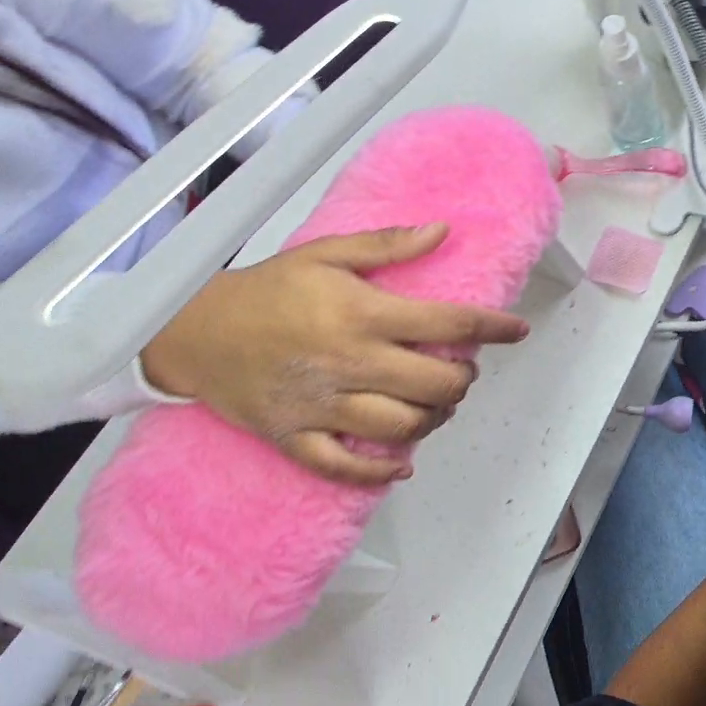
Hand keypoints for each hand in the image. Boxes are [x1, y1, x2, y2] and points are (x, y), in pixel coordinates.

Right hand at [140, 224, 529, 485]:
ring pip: (403, 428)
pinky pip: (344, 469)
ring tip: (437, 403)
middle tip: (462, 370)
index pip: (450, 325)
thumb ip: (388, 244)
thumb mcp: (327, 253)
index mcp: (363, 316)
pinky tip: (401, 464)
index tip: (517, 331)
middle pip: (436, 385)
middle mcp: (350, 364)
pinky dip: (379, 473)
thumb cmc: (266, 288)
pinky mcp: (293, 438)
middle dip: (464, 379)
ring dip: (434, 418)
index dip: (493, 328)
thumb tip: (443, 231)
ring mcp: (321, 407)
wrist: (188, 331)